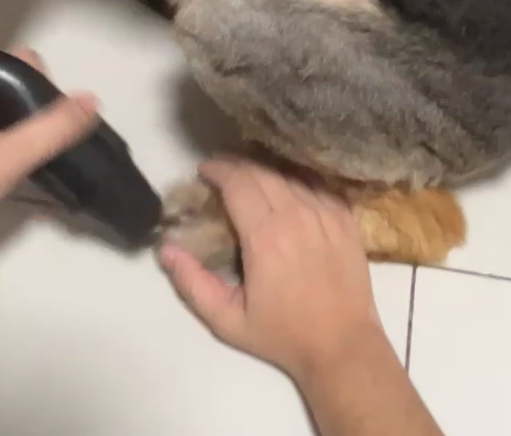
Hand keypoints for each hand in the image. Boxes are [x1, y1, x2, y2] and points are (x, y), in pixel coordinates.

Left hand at [0, 48, 100, 231]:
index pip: (24, 62)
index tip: (48, 123)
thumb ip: (52, 130)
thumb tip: (93, 99)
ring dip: (9, 122)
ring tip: (15, 156)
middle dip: (29, 107)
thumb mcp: (8, 159)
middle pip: (10, 81)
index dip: (44, 86)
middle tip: (33, 146)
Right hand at [160, 159, 389, 380]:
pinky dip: (295, 180)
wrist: (342, 344)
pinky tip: (286, 188)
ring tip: (250, 179)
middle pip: (261, 172)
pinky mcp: (344, 216)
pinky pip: (316, 185)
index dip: (218, 169)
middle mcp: (296, 214)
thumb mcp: (228, 320)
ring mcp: (324, 212)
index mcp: (265, 236)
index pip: (237, 182)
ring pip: (288, 175)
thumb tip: (166, 249)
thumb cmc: (282, 334)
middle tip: (221, 171)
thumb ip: (193, 283)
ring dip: (265, 171)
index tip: (204, 170)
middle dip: (236, 165)